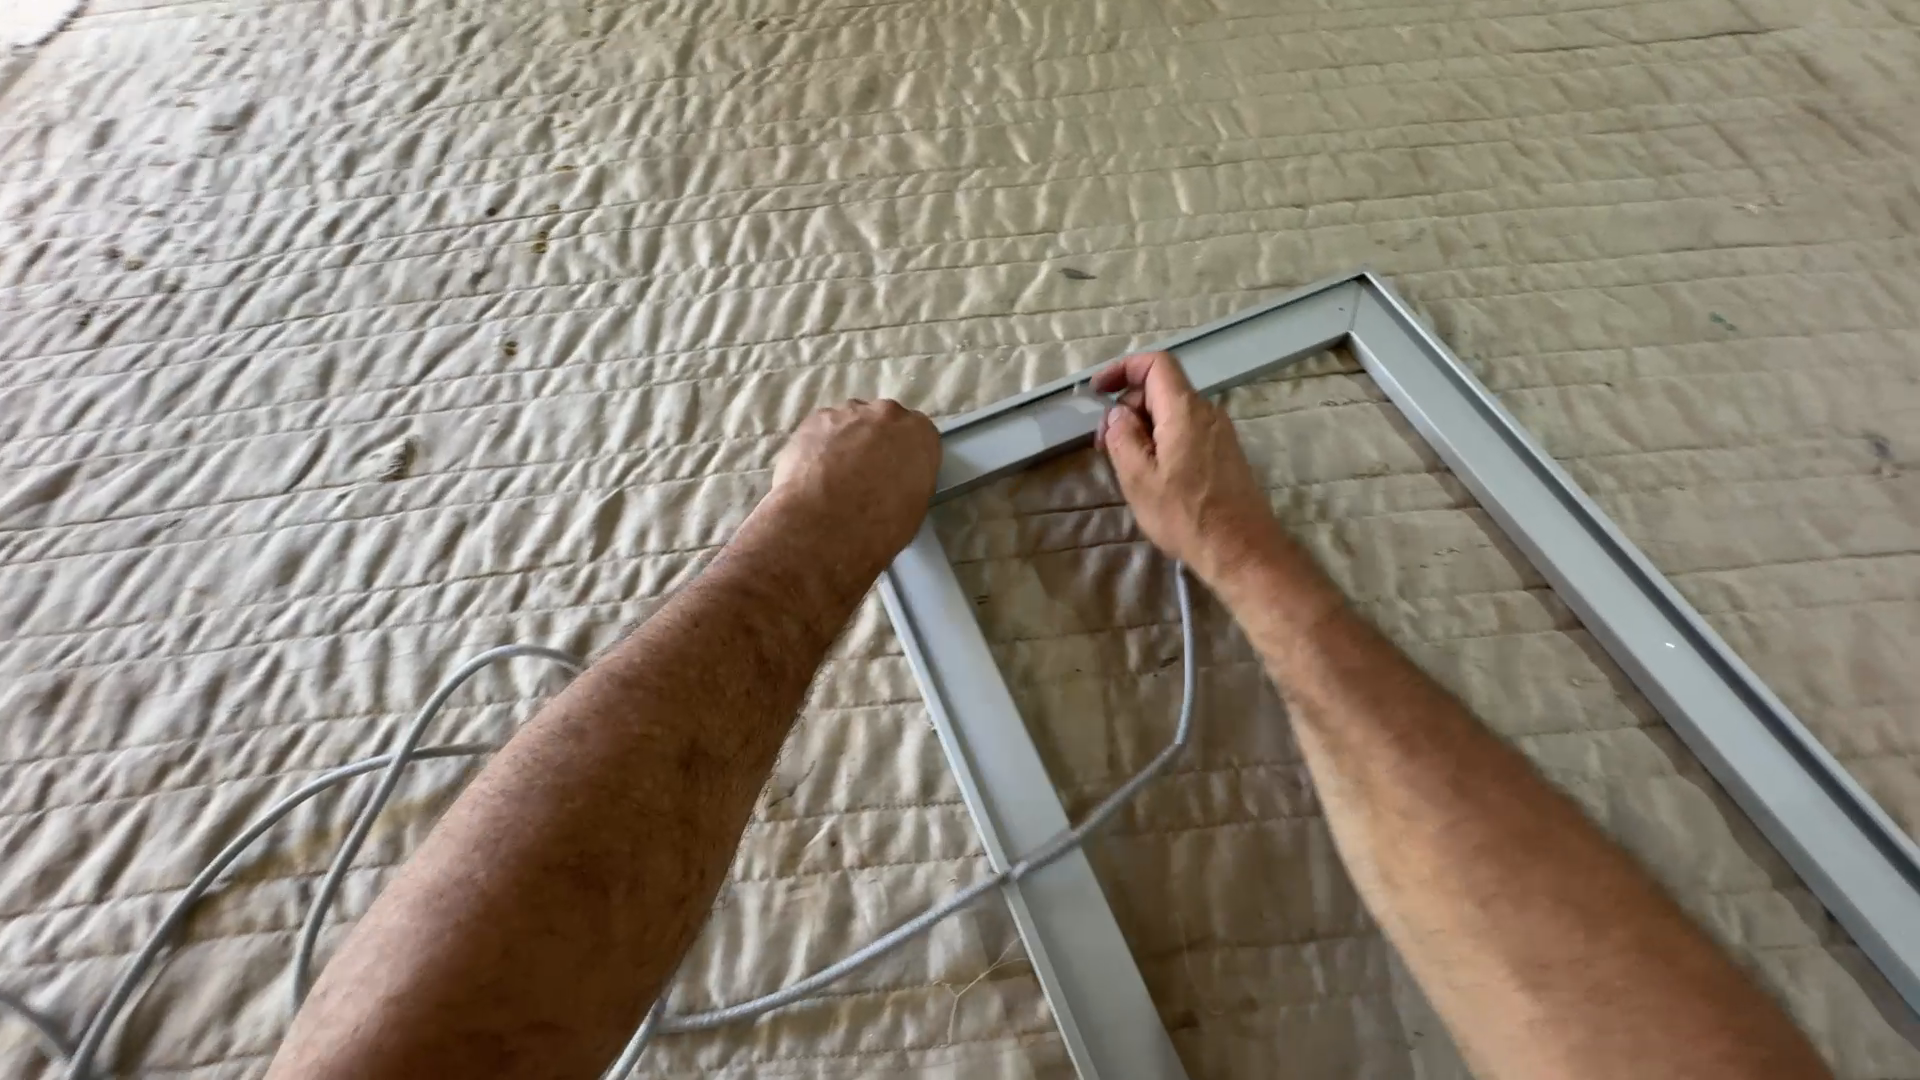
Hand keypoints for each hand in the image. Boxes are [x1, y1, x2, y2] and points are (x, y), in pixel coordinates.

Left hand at [768, 399, 940, 571]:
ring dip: (846, 441)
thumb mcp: (913, 508)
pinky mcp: (815, 419)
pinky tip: (813, 471)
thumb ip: (910, 481)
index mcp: (920, 434)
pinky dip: (819, 445)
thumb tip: (896, 481)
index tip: (895, 472)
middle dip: (875, 441)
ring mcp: (849, 413)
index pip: (918, 436)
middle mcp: (887, 414)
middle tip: (864, 473)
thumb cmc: (880, 525)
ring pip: (850, 422)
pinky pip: (821, 429)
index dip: (904, 455)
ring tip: (833, 474)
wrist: (827, 525)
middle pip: (883, 421)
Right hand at [1094, 352, 1284, 585]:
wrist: (1240, 550)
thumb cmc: (1185, 515)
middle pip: (1161, 390)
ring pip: (1172, 413)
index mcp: (1184, 410)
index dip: (1123, 368)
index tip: (1098, 391)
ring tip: (1125, 464)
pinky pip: (1186, 432)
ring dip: (1143, 428)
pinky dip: (1161, 440)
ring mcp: (1220, 433)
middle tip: (1104, 444)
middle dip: (1127, 407)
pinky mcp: (1224, 454)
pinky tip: (1152, 474)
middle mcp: (1207, 413)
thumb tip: (1117, 414)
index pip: (1155, 364)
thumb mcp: (1138, 478)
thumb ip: (1122, 437)